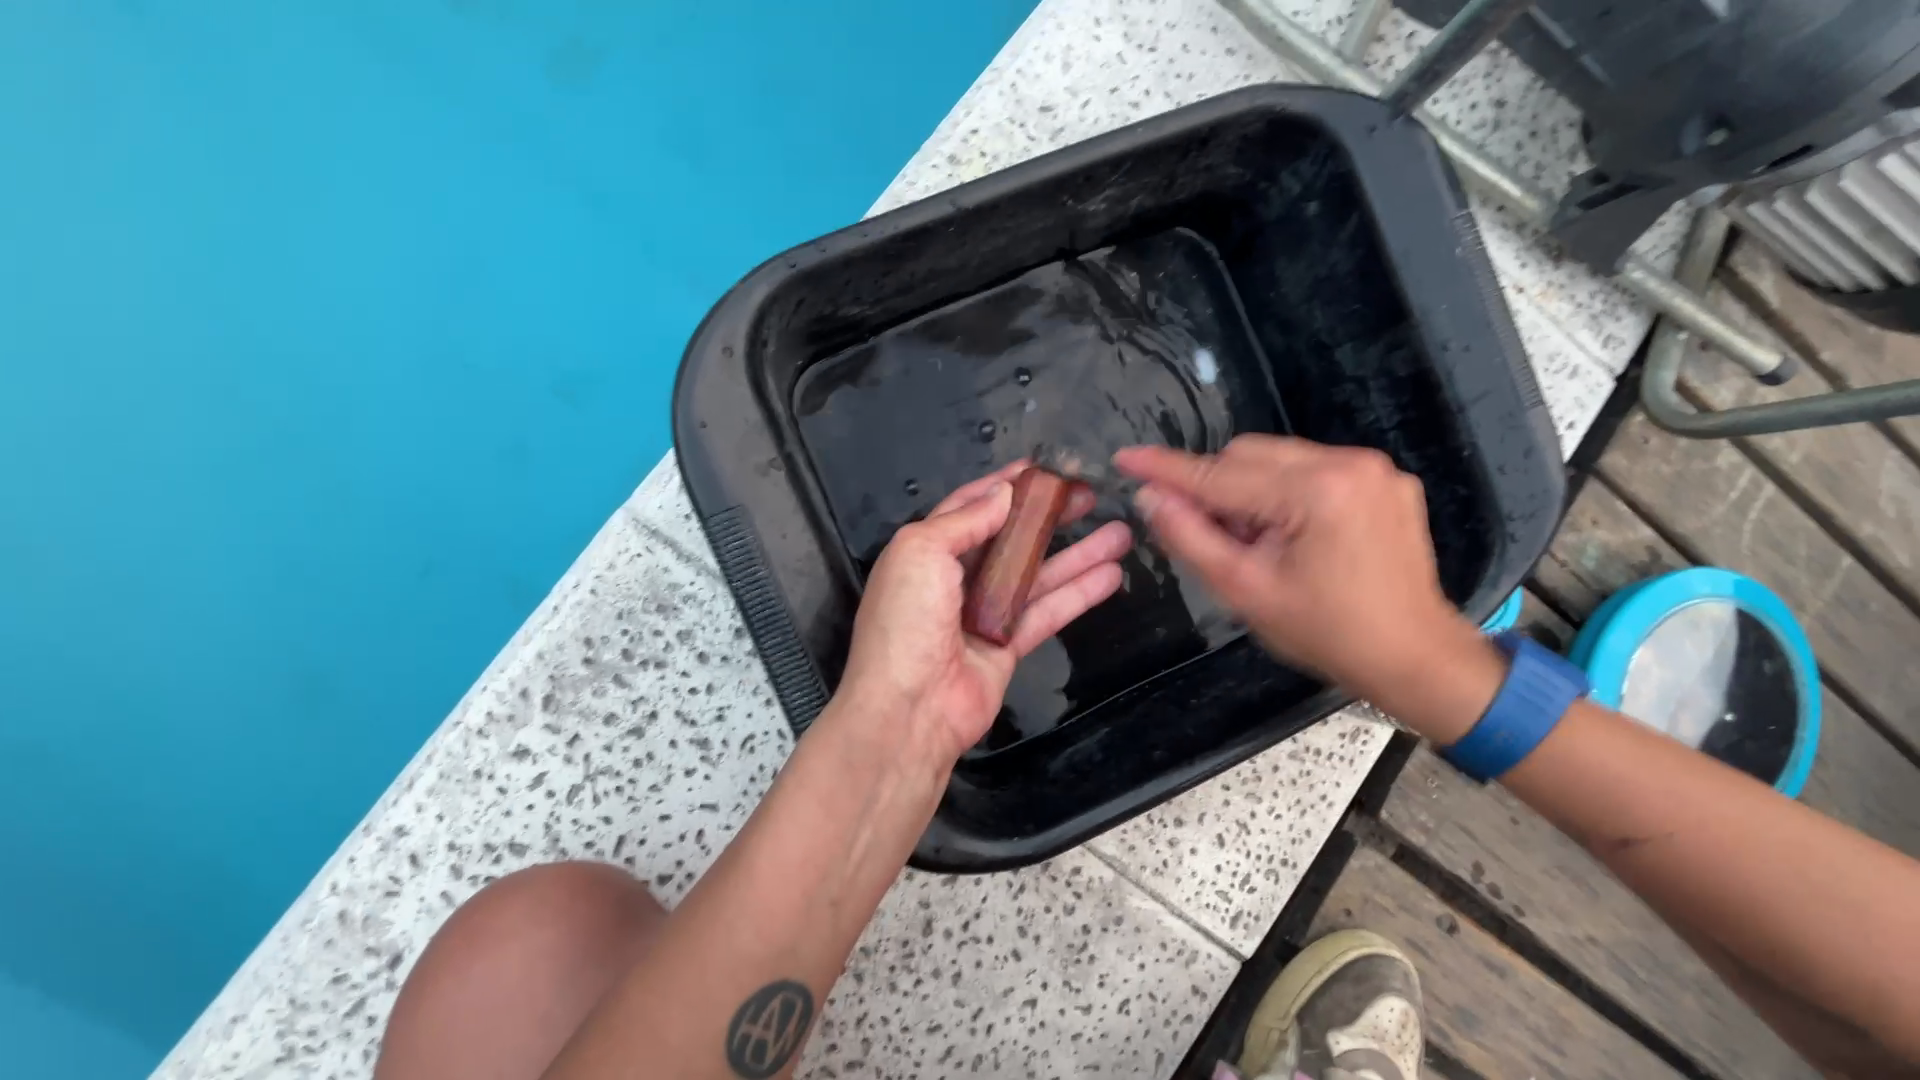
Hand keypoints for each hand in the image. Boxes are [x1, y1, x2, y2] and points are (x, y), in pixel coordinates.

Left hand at [834, 463, 1133, 764]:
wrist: (908, 709)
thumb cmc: (906, 622)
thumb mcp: (920, 553)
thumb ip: (963, 520)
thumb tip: (1001, 493)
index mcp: (925, 552)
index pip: (970, 508)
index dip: (1004, 487)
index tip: (1042, 469)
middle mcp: (954, 580)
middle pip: (1011, 539)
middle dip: (1049, 517)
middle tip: (1090, 496)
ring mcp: (983, 614)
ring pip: (1037, 575)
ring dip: (1077, 554)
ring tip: (1120, 532)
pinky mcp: (1008, 646)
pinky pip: (1047, 612)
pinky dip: (1078, 593)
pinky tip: (1111, 575)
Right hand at [1114, 436, 1498, 726]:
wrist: (1414, 656)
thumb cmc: (1325, 633)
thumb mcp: (1244, 591)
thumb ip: (1190, 537)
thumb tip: (1150, 497)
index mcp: (1314, 492)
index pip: (1219, 474)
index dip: (1166, 469)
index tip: (1126, 459)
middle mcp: (1347, 463)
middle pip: (1248, 455)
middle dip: (1217, 489)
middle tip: (1214, 538)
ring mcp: (1373, 468)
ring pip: (1278, 458)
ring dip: (1251, 490)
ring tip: (1260, 542)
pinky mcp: (1386, 479)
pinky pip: (1313, 468)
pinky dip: (1287, 493)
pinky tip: (1295, 535)